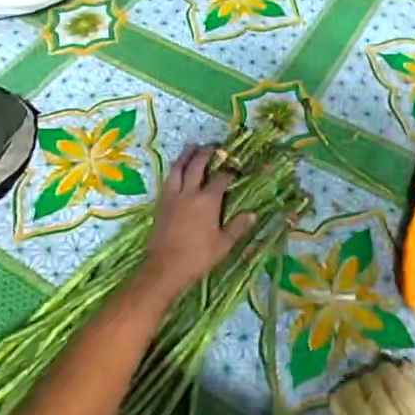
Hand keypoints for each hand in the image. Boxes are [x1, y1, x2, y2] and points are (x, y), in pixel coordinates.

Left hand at [142, 144, 257, 300]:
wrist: (164, 268)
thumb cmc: (197, 256)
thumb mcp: (224, 244)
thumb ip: (238, 227)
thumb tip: (253, 214)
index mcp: (207, 200)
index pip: (221, 179)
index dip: (230, 171)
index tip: (236, 168)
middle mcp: (189, 193)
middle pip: (197, 166)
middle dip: (206, 153)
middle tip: (214, 146)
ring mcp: (172, 197)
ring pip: (178, 169)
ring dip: (186, 156)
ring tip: (192, 147)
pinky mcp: (160, 205)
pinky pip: (168, 181)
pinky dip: (174, 171)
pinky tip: (176, 171)